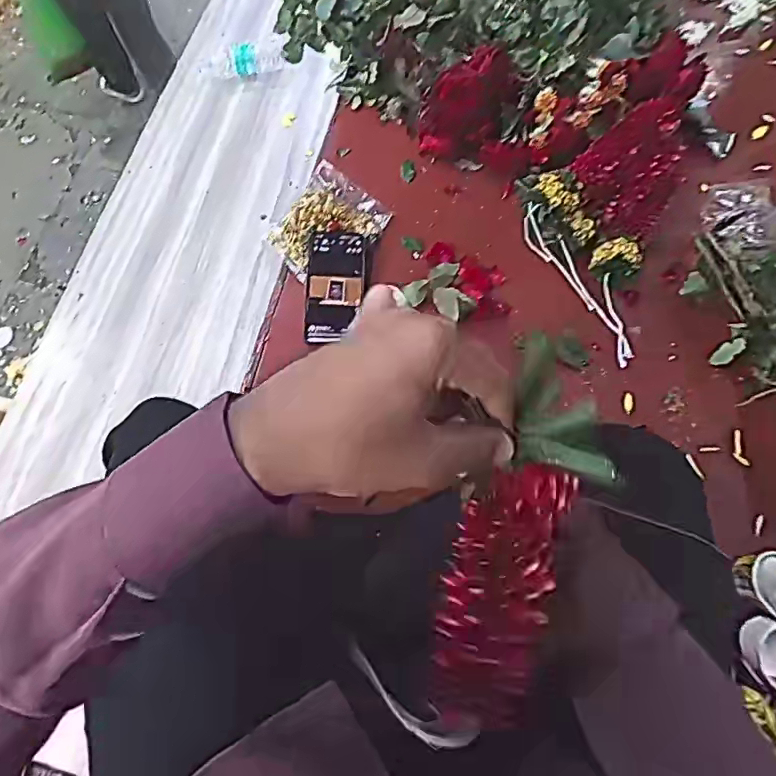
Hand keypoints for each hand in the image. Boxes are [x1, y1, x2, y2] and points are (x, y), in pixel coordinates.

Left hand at [230, 285, 515, 498]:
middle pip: (467, 359)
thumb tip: (503, 445)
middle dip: (476, 401)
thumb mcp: (422, 458)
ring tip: (441, 423)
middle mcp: (416, 317)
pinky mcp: (362, 326)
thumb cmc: (351, 446)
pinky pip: (403, 333)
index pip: (493, 378)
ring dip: (449, 383)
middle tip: (473, 444)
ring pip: (438, 348)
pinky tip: (410, 376)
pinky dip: (417, 355)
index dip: (504, 418)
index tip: (502, 451)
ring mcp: (385, 316)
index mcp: (437, 341)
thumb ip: (474, 449)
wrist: (271, 435)